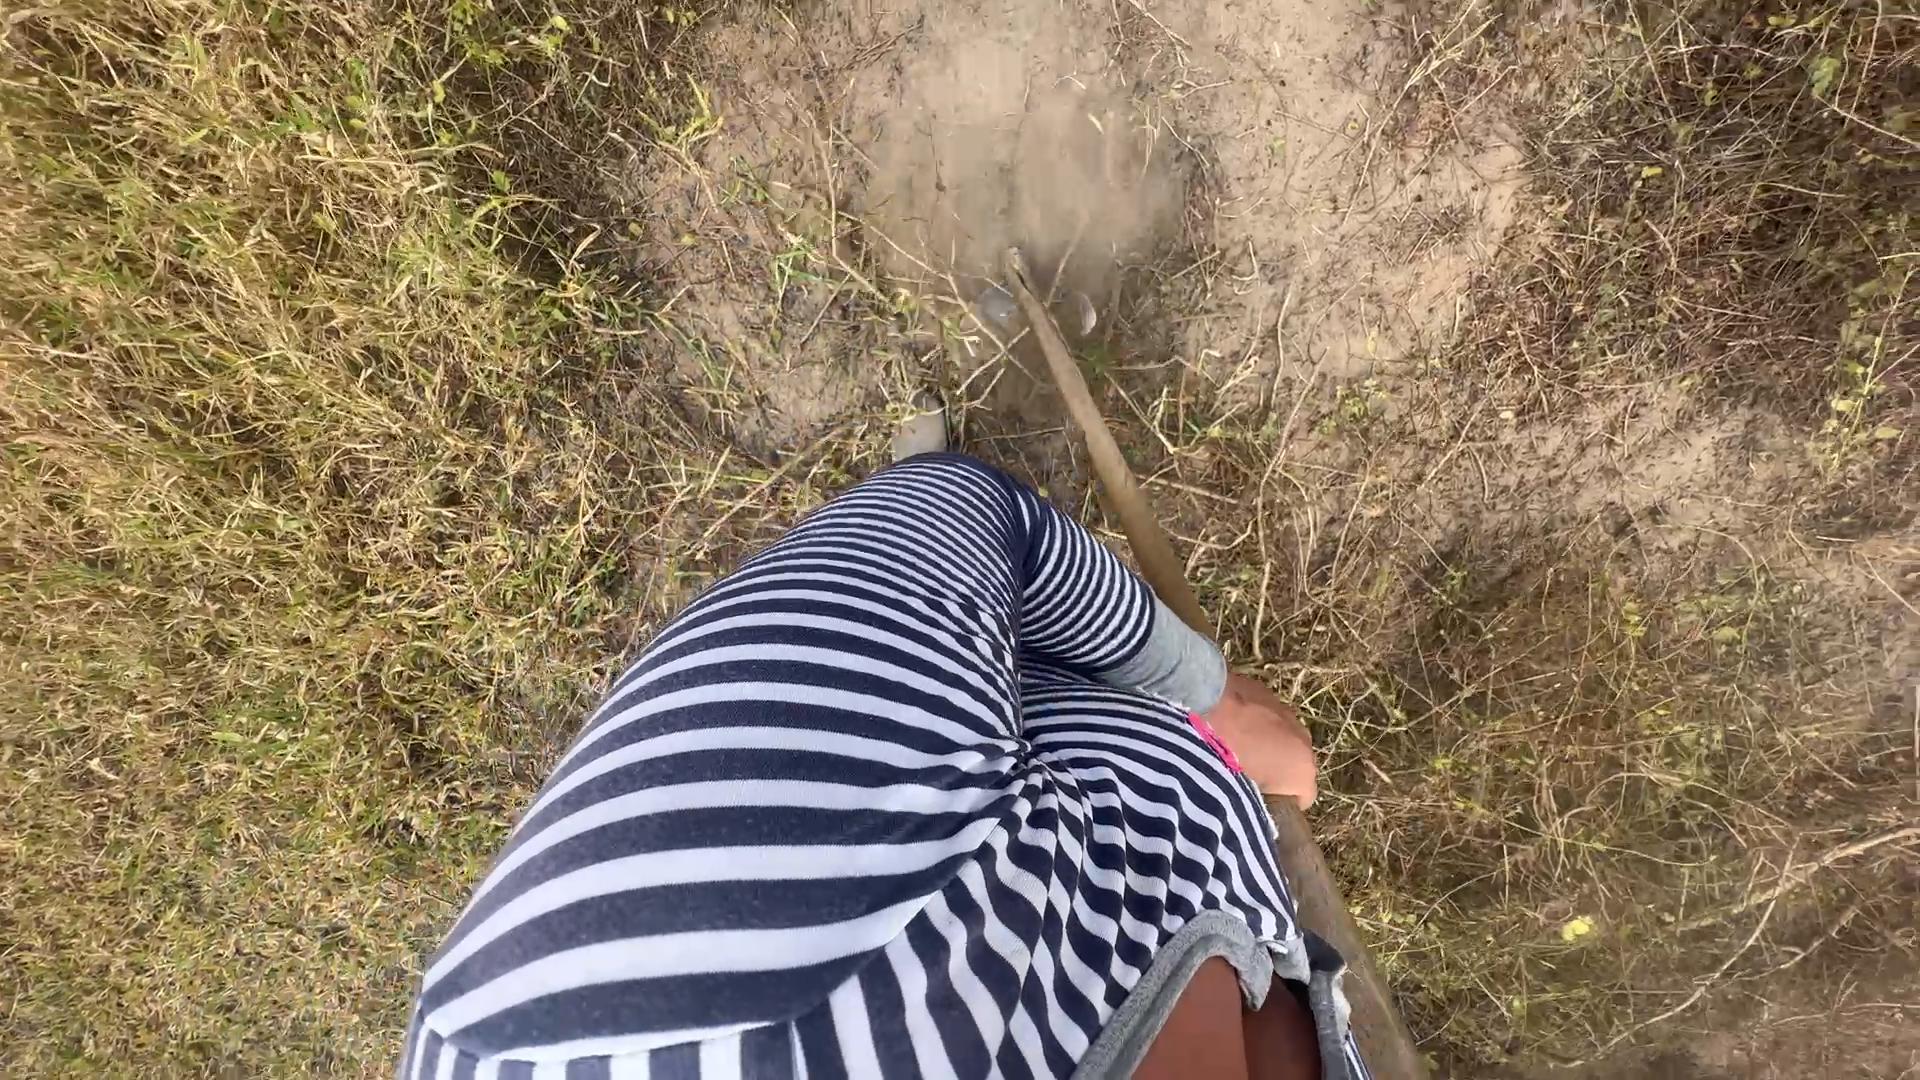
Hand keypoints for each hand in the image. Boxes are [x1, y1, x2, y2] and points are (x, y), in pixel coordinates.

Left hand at [1201, 673, 1316, 806]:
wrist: (1199, 701)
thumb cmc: (1219, 753)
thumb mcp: (1235, 791)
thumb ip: (1251, 802)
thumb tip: (1245, 807)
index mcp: (1302, 769)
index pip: (1302, 799)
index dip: (1279, 803)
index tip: (1255, 800)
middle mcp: (1303, 740)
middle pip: (1294, 765)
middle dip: (1274, 771)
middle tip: (1240, 773)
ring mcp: (1285, 711)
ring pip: (1280, 738)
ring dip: (1263, 743)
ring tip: (1229, 745)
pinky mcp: (1265, 690)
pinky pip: (1265, 716)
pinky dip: (1252, 720)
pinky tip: (1224, 721)